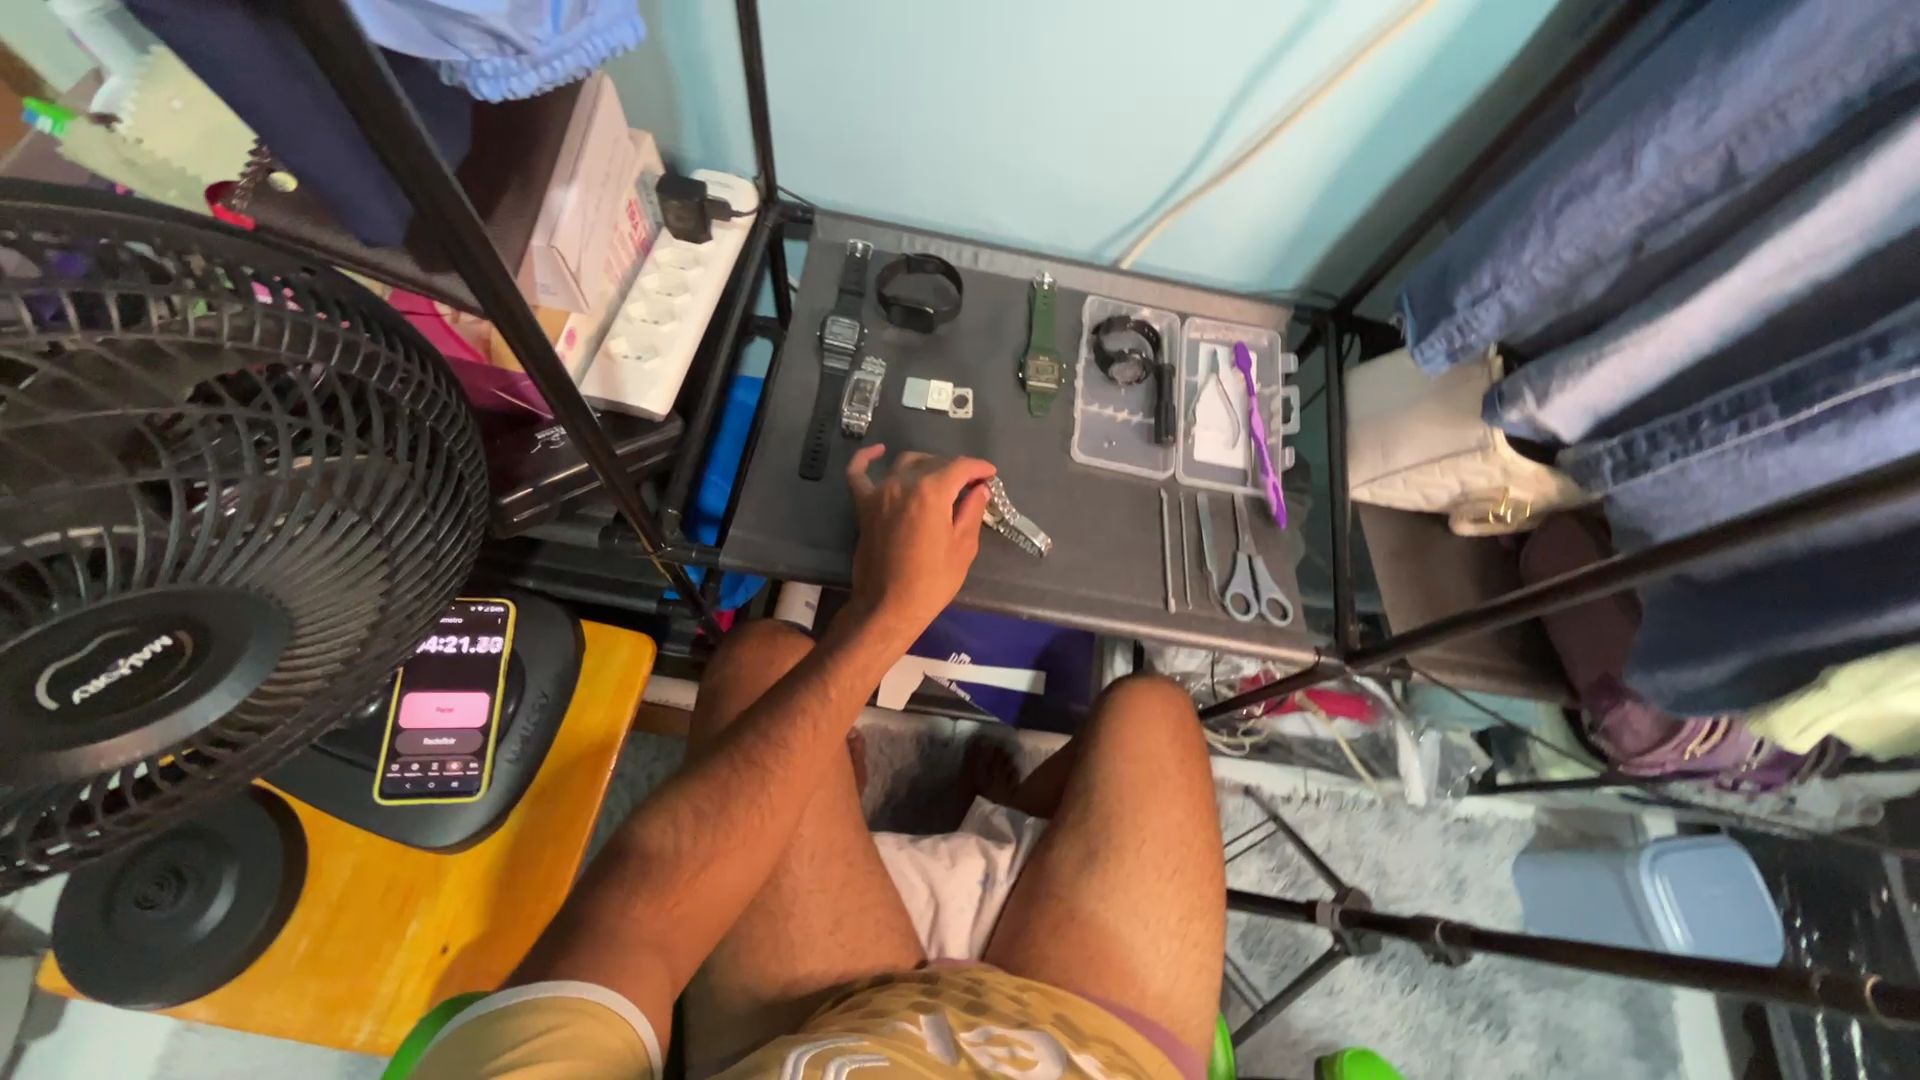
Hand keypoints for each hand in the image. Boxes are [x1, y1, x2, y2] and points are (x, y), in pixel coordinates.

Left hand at [845, 445, 996, 642]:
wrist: (889, 607)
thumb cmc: (932, 581)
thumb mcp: (963, 547)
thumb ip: (972, 510)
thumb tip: (980, 488)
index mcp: (932, 491)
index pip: (961, 466)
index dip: (979, 468)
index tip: (990, 474)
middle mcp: (903, 483)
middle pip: (934, 462)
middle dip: (956, 469)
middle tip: (970, 485)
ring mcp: (879, 493)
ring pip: (905, 464)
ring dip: (926, 465)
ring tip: (940, 478)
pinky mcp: (863, 507)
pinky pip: (859, 475)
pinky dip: (867, 459)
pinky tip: (878, 452)